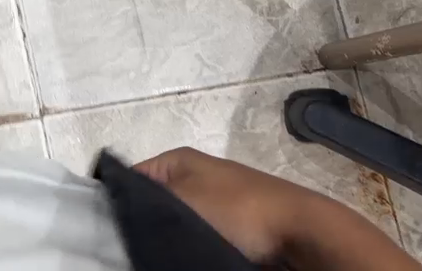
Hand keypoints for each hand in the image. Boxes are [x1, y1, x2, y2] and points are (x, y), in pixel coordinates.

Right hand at [133, 147, 323, 263]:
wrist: (304, 232)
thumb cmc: (237, 209)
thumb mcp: (183, 202)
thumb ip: (150, 205)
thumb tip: (124, 214)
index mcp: (177, 160)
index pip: (134, 178)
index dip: (123, 202)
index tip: (117, 231)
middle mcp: (195, 177)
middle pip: (159, 205)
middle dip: (152, 227)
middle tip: (144, 248)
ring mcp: (219, 203)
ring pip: (184, 227)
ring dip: (179, 243)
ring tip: (169, 256)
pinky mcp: (239, 230)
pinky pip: (208, 242)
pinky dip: (202, 252)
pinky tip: (195, 260)